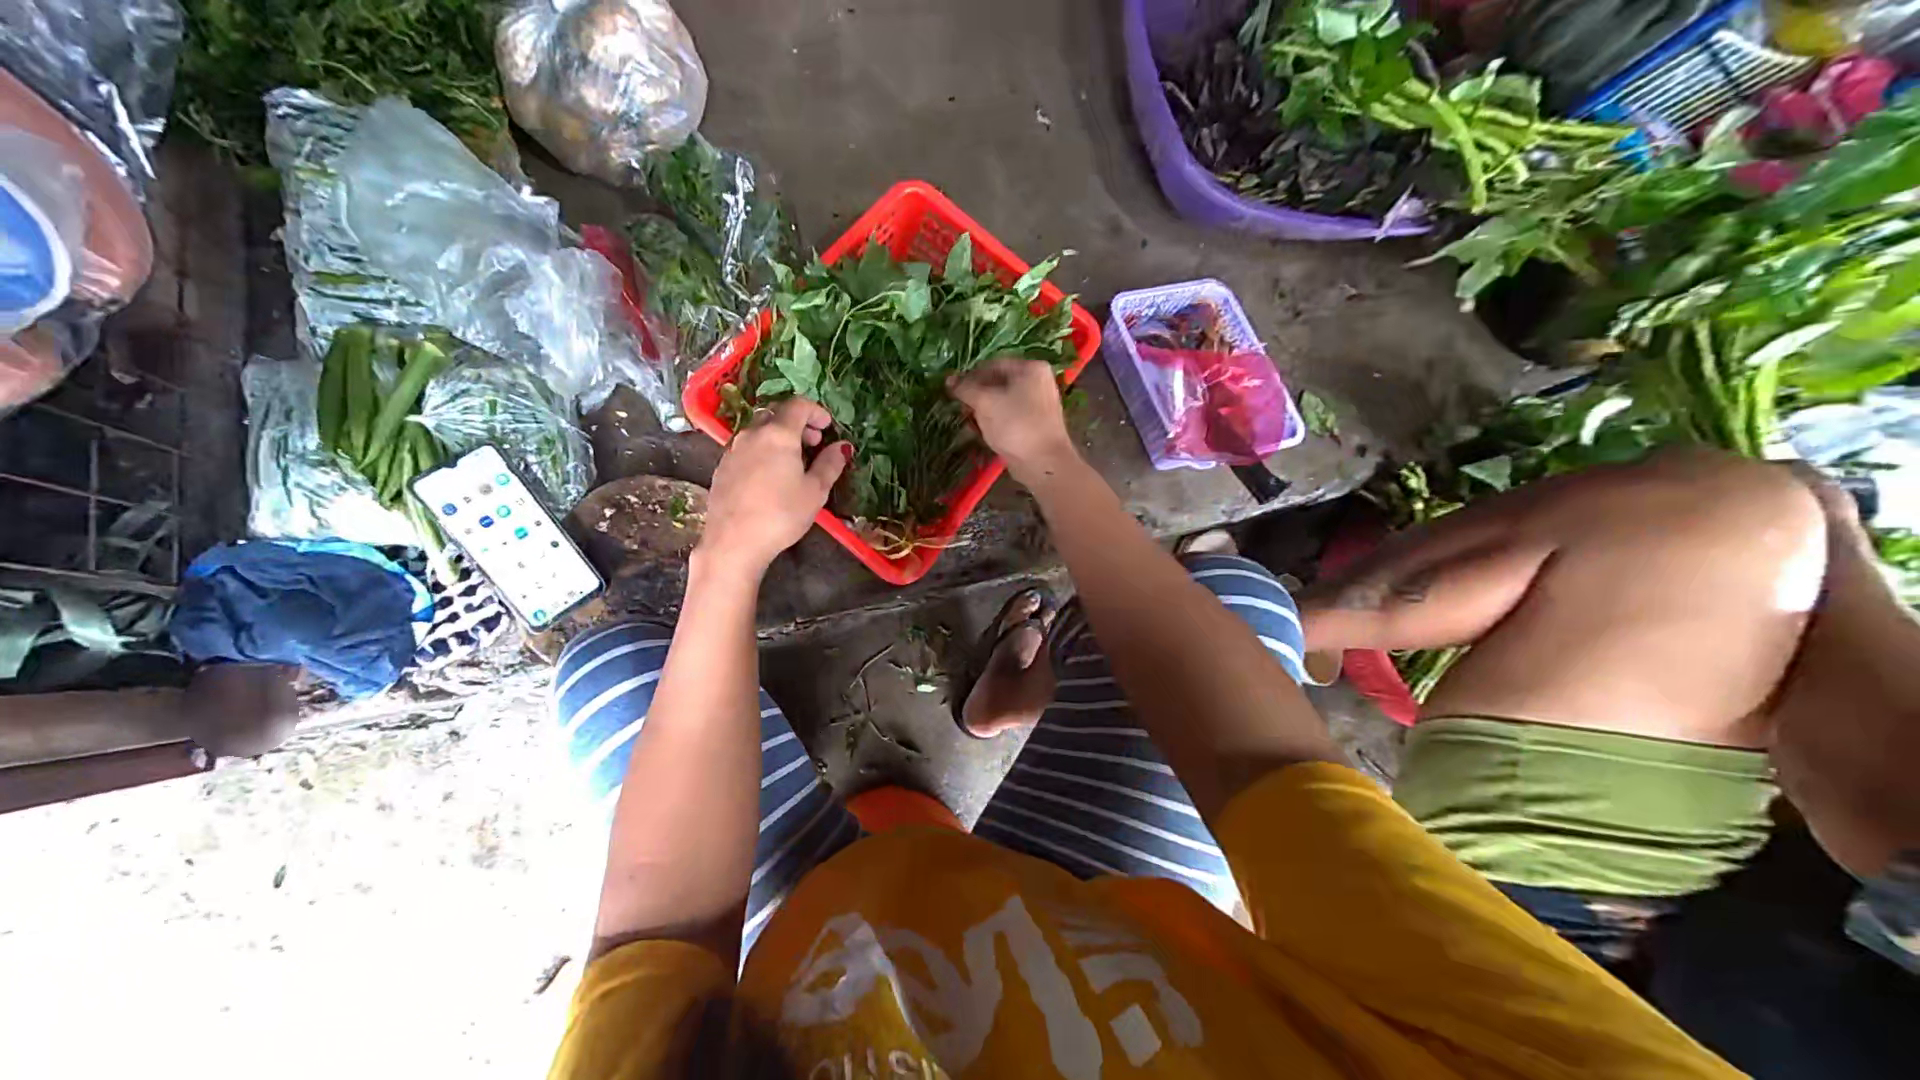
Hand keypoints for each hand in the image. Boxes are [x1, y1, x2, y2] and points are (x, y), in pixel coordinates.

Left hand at [700, 398, 850, 573]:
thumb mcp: (815, 491)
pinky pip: (746, 446)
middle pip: (776, 413)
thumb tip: (842, 446)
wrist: (734, 541)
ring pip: (759, 430)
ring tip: (793, 460)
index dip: (816, 411)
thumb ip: (830, 464)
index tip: (827, 427)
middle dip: (798, 423)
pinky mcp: (722, 466)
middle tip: (813, 443)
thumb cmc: (781, 515)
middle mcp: (753, 434)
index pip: (798, 405)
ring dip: (779, 436)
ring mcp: (733, 449)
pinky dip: (763, 449)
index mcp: (779, 434)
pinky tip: (770, 474)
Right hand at [948, 357, 1078, 481]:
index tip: (953, 389)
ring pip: (1003, 401)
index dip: (970, 376)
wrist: (1043, 462)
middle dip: (977, 395)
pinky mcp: (1035, 424)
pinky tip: (983, 431)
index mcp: (1031, 368)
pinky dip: (995, 421)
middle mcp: (1038, 381)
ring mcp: (1039, 404)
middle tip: (961, 407)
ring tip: (970, 421)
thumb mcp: (985, 402)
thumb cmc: (1015, 425)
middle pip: (998, 382)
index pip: (993, 365)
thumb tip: (949, 380)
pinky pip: (1010, 416)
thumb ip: (966, 388)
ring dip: (984, 410)